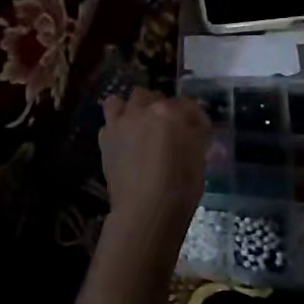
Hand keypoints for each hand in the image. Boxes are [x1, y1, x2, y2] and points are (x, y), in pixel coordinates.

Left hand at [100, 88, 209, 236]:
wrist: (145, 208)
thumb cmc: (180, 186)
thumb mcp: (199, 156)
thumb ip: (195, 134)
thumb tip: (192, 127)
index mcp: (170, 112)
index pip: (187, 104)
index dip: (194, 117)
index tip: (196, 129)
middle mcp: (141, 111)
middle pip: (149, 96)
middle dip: (158, 106)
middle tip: (165, 125)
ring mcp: (119, 124)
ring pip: (119, 101)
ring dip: (129, 108)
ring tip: (137, 124)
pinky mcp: (105, 140)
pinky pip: (108, 123)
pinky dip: (116, 127)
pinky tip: (124, 140)